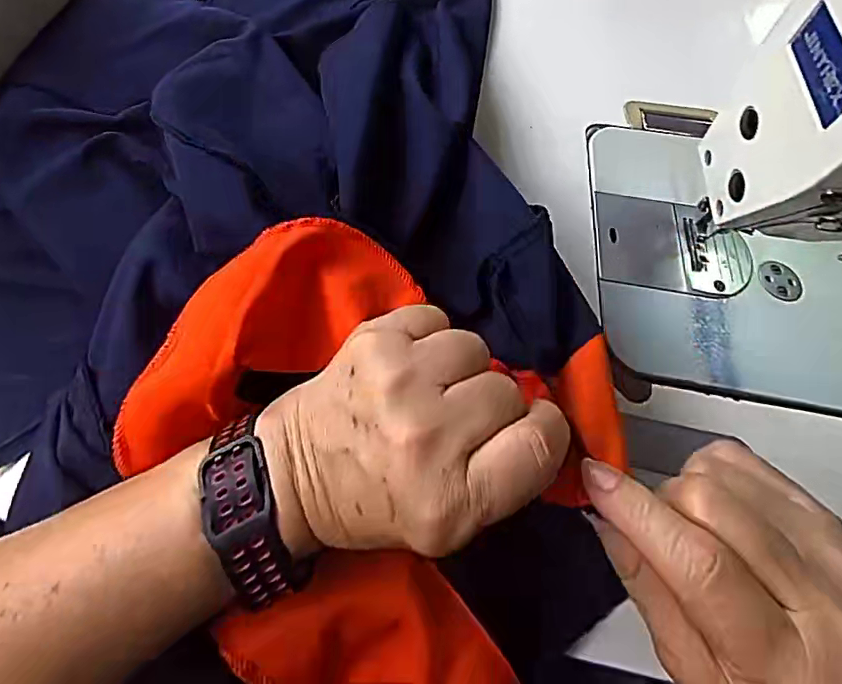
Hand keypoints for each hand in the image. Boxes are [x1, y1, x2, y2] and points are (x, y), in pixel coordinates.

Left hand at [257, 304, 568, 557]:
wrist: (298, 467)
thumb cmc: (375, 501)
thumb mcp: (452, 526)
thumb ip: (505, 478)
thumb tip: (542, 416)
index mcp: (452, 498)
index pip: (539, 442)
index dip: (543, 428)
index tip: (529, 424)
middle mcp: (425, 434)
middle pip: (506, 391)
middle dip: (492, 402)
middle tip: (459, 414)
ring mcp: (396, 379)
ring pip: (473, 346)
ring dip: (461, 365)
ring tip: (433, 384)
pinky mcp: (371, 339)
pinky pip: (433, 316)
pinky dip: (429, 334)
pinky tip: (410, 361)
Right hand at [582, 442, 841, 683]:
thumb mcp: (689, 665)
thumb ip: (645, 588)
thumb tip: (605, 518)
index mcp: (779, 653)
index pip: (700, 562)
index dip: (637, 509)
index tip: (595, 478)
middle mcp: (819, 602)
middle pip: (709, 502)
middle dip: (659, 501)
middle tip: (653, 528)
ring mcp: (830, 556)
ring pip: (721, 473)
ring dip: (686, 486)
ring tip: (693, 526)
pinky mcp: (827, 521)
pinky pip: (744, 460)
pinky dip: (713, 470)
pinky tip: (719, 508)